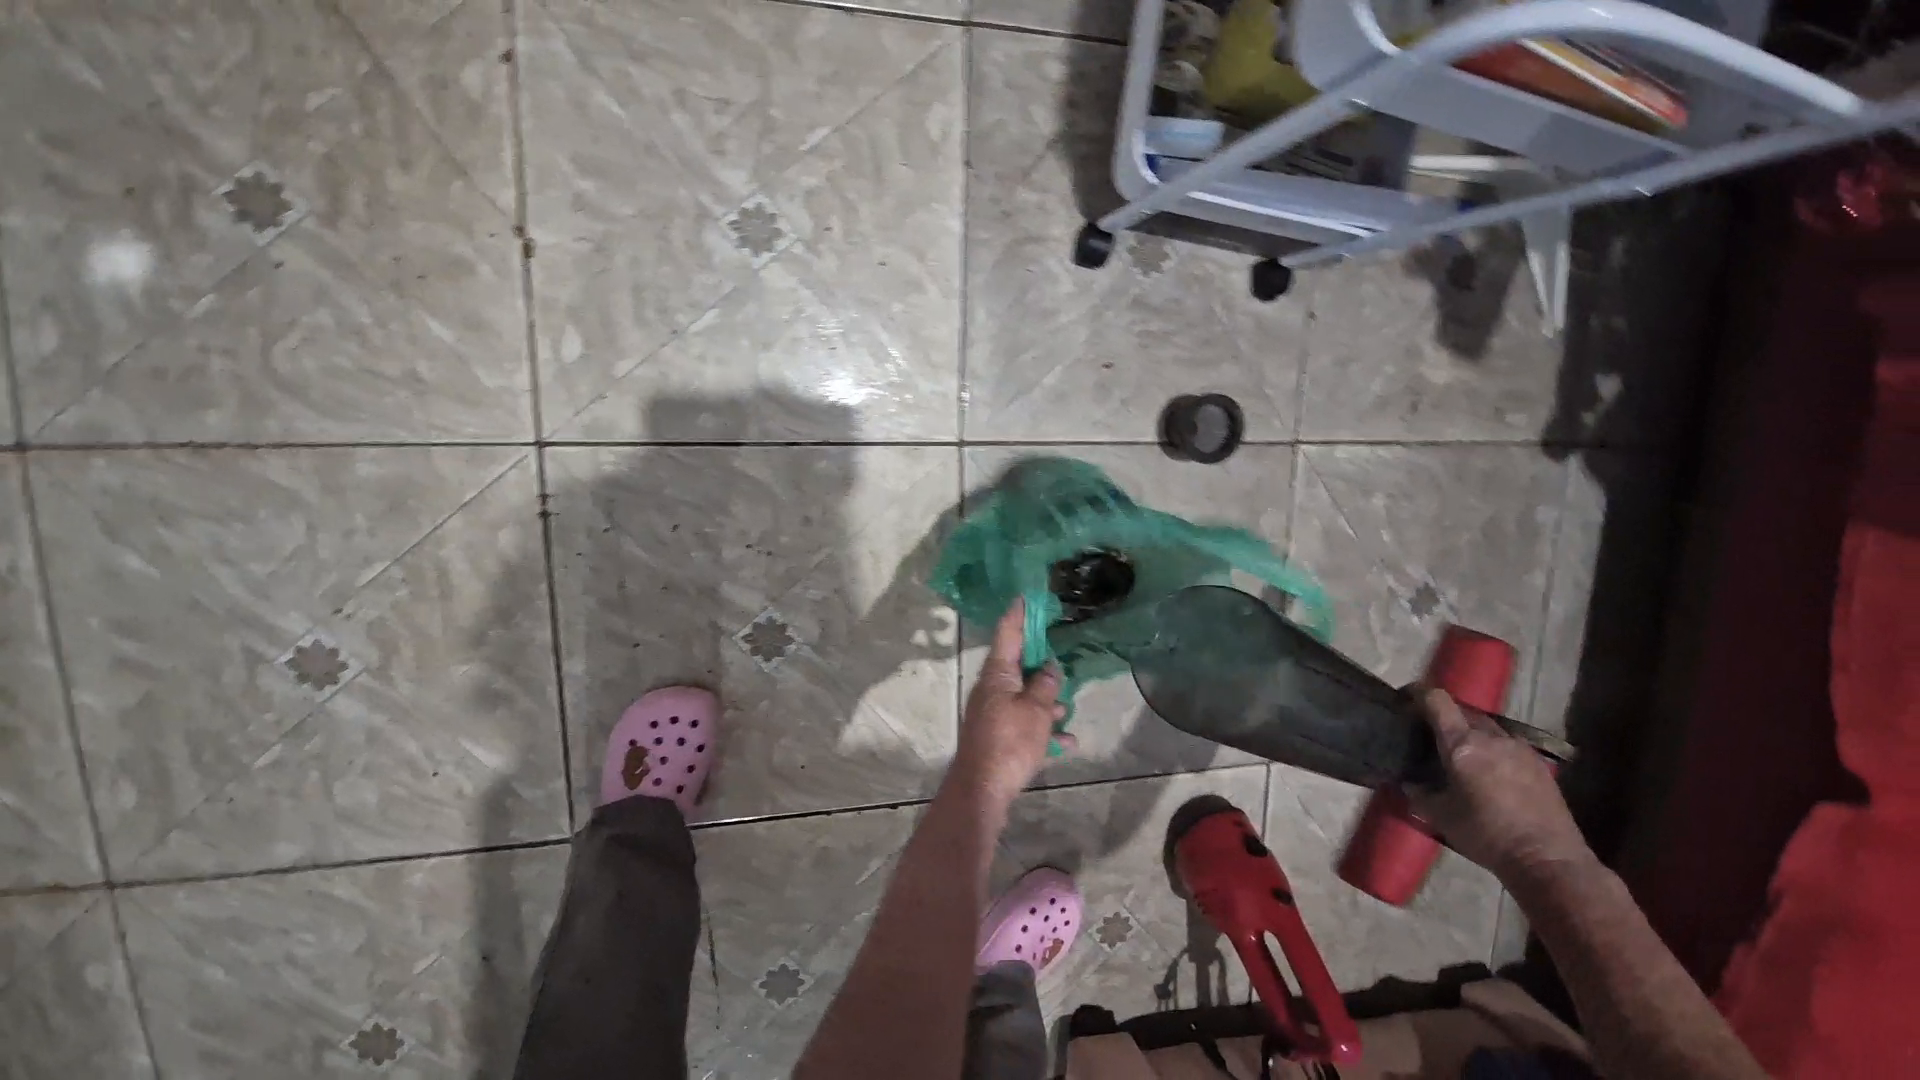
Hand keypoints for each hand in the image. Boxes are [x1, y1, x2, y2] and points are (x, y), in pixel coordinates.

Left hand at [954, 600, 1072, 801]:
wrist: (983, 789)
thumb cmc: (1010, 742)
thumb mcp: (1036, 711)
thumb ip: (1045, 686)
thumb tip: (1049, 668)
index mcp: (997, 674)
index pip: (1007, 633)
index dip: (1018, 614)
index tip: (1026, 596)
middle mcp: (992, 689)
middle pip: (1018, 666)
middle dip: (1040, 661)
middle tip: (1059, 649)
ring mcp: (993, 714)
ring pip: (1024, 697)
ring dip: (1046, 701)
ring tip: (1067, 708)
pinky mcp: (998, 737)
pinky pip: (1025, 724)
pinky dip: (1043, 730)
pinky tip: (1066, 743)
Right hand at [1407, 688, 1592, 882]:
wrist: (1547, 859)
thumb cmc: (1486, 835)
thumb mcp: (1440, 816)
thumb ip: (1419, 794)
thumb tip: (1410, 783)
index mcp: (1462, 745)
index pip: (1438, 700)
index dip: (1418, 694)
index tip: (1406, 702)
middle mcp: (1491, 737)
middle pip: (1463, 712)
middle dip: (1445, 719)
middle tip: (1432, 739)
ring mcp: (1520, 748)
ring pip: (1488, 729)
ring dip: (1471, 735)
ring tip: (1464, 759)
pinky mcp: (1539, 764)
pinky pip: (1507, 745)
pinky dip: (1494, 751)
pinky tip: (1492, 776)